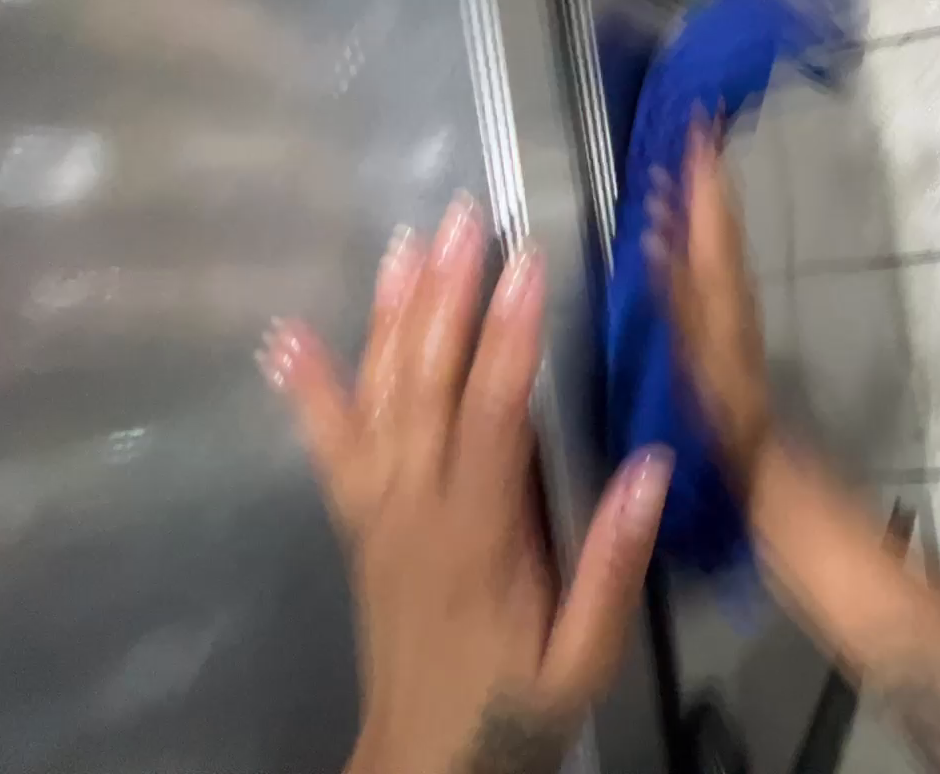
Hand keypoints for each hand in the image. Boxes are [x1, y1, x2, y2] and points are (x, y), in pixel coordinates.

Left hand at [259, 194, 671, 773]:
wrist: (425, 763)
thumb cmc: (518, 702)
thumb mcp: (586, 653)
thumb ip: (615, 561)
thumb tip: (652, 463)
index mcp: (478, 534)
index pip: (494, 413)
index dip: (510, 334)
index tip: (527, 262)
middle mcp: (414, 505)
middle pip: (426, 384)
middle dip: (446, 294)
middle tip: (463, 220)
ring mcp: (376, 507)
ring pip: (379, 395)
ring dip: (392, 314)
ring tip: (407, 243)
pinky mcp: (358, 517)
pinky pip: (328, 442)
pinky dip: (308, 385)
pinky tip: (287, 334)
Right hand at [645, 120, 774, 489]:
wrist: (747, 422)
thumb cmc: (714, 387)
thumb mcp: (688, 340)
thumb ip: (672, 286)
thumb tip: (653, 231)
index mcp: (718, 275)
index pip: (711, 206)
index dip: (705, 162)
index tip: (702, 119)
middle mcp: (729, 269)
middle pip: (721, 204)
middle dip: (710, 161)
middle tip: (699, 120)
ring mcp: (731, 281)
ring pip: (719, 220)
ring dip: (706, 184)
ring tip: (687, 152)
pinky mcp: (728, 294)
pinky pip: (714, 241)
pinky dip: (701, 217)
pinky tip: (681, 212)